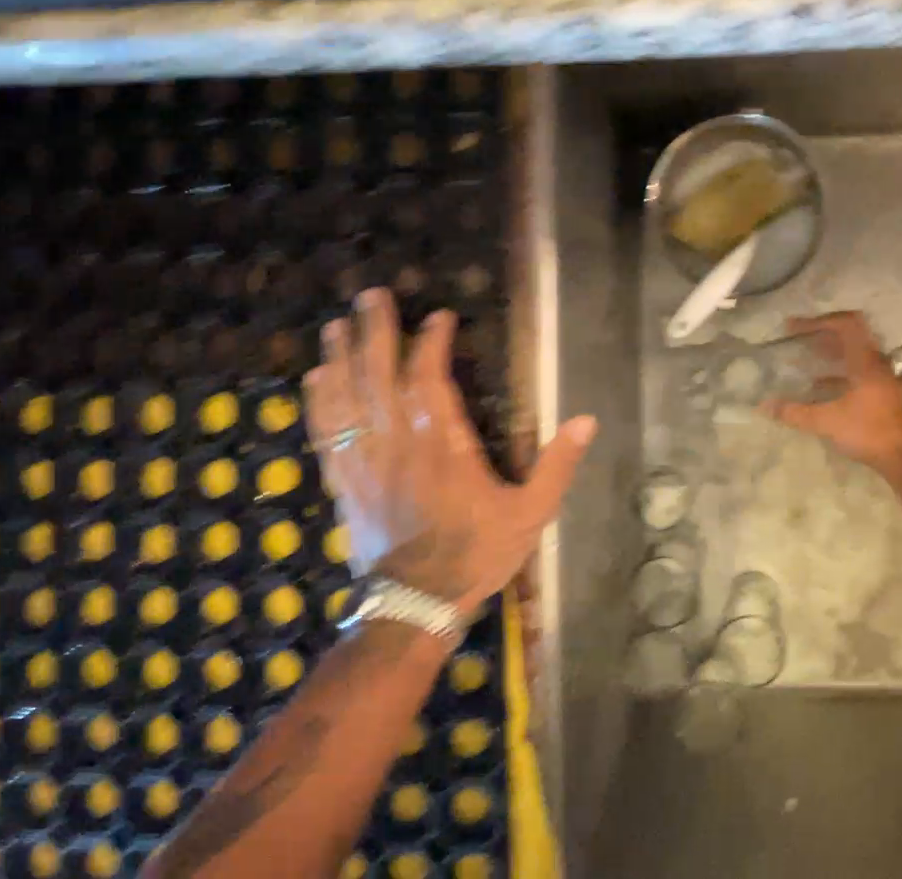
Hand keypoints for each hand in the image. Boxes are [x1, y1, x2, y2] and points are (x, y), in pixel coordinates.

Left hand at [303, 288, 596, 612]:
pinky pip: (326, 433)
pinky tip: (314, 378)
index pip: (430, 379)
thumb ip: (557, 465)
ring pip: (345, 398)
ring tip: (337, 324)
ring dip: (340, 357)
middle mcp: (399, 444)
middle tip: (371, 295)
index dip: (432, 343)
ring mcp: (366, 463)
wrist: (415, 605)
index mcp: (444, 447)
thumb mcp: (532, 513)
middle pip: (380, 376)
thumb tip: (587, 420)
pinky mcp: (344, 483)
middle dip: (376, 332)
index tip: (440, 317)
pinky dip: (318, 402)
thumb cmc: (477, 554)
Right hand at [764, 311, 901, 475]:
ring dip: (828, 355)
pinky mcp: (883, 394)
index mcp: (865, 361)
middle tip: (796, 339)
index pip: (845, 324)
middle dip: (820, 335)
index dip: (818, 321)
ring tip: (803, 360)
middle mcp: (876, 363)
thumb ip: (794, 412)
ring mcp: (882, 379)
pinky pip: (857, 373)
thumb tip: (764, 405)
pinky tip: (818, 388)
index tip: (794, 328)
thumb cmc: (867, 432)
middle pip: (849, 337)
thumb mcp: (826, 421)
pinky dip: (837, 374)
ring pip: (853, 356)